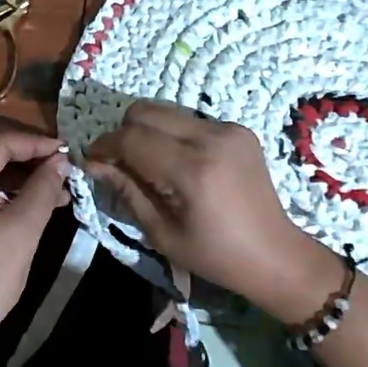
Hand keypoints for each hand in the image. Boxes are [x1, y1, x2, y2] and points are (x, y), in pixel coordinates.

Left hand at [0, 126, 70, 349]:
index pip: (0, 141)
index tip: (69, 150)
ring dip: (24, 170)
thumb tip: (63, 160)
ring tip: (61, 181)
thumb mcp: (23, 227)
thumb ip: (43, 186)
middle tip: (64, 161)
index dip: (37, 142)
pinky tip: (43, 197)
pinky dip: (12, 187)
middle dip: (30, 152)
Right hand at [85, 100, 340, 323]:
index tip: (91, 159)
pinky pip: (190, 120)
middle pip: (145, 111)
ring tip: (149, 163)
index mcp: (191, 169)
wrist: (275, 254)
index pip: (131, 137)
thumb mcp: (161, 232)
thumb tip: (93, 164)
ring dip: (148, 131)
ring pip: (166, 111)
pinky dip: (174, 135)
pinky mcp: (239, 128)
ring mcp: (228, 129)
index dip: (104, 145)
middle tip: (119, 161)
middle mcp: (210, 138)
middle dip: (123, 132)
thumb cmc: (215, 255)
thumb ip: (126, 190)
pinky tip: (180, 163)